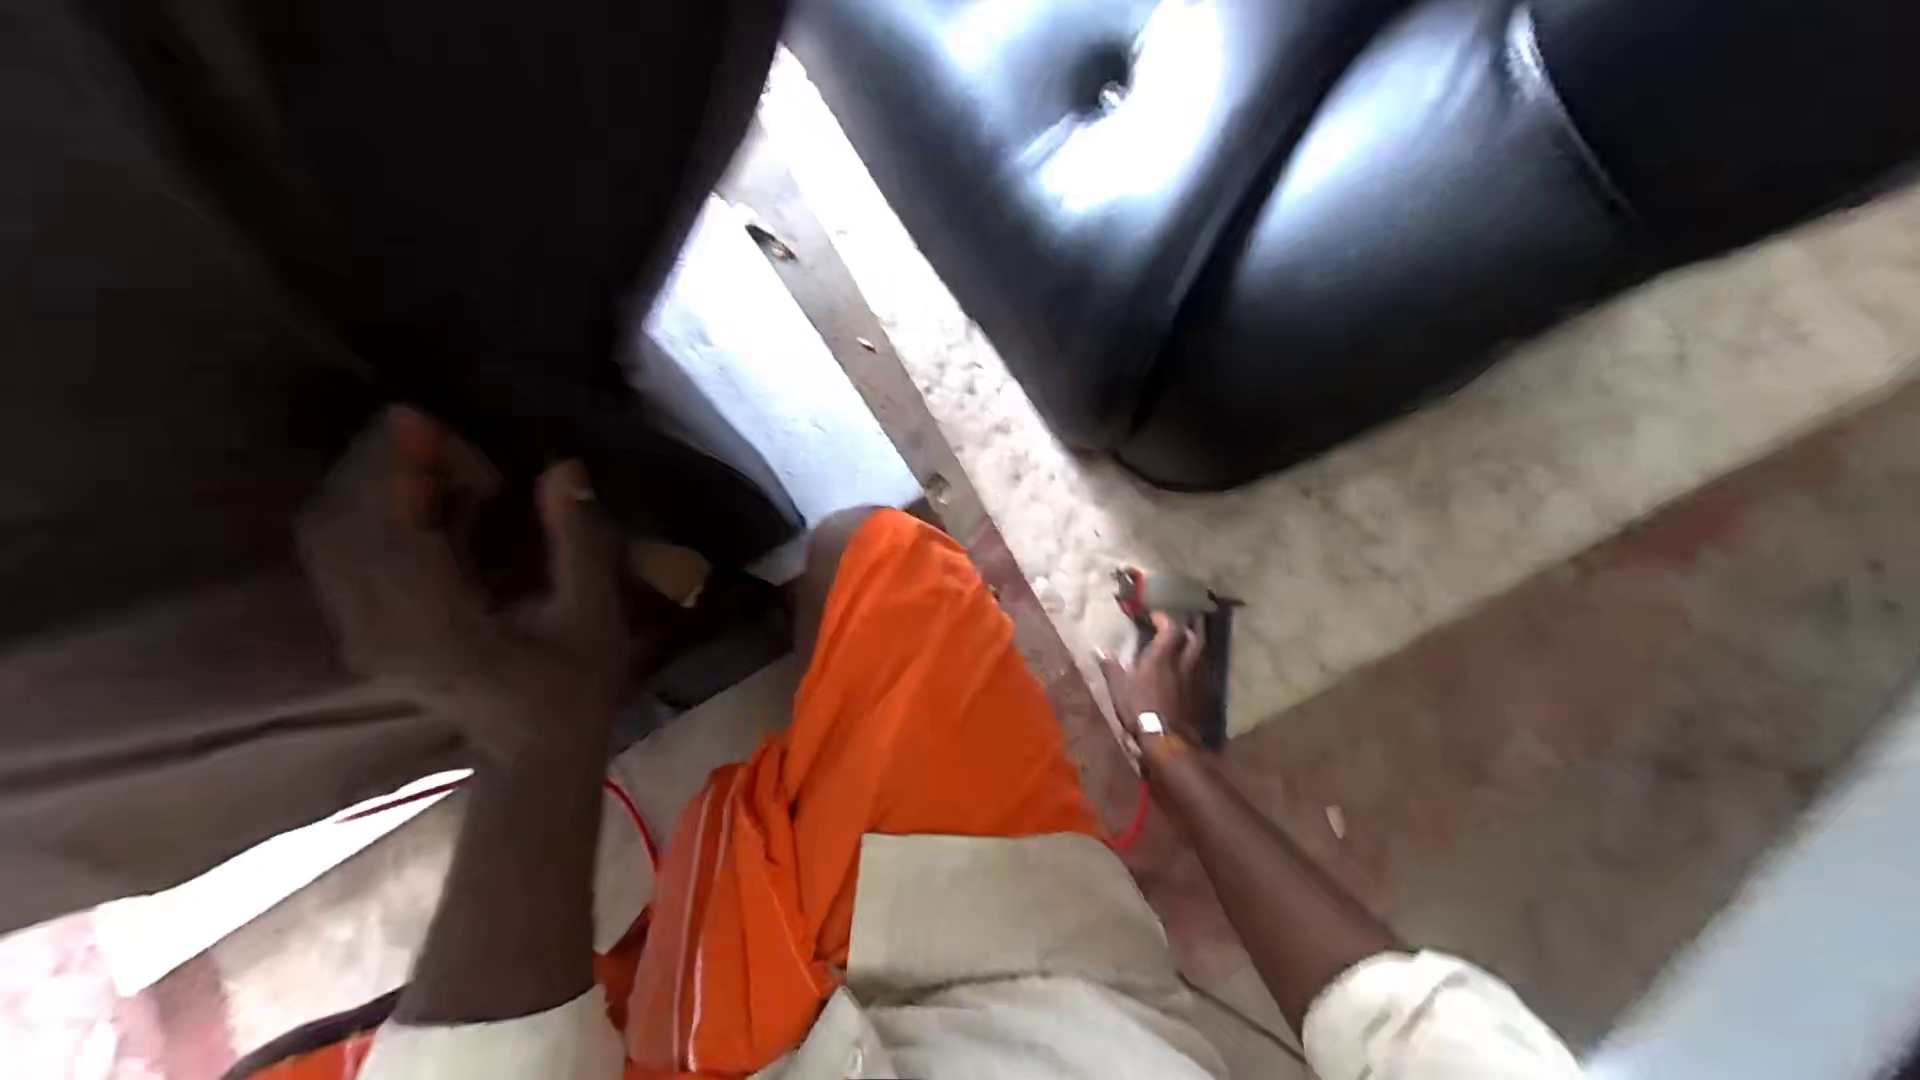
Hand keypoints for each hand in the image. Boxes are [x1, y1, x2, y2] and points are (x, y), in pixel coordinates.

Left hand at [299, 407, 627, 762]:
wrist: (536, 749)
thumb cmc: (576, 686)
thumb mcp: (593, 616)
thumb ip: (578, 543)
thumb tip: (564, 468)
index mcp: (437, 630)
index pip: (394, 535)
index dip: (399, 471)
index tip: (420, 420)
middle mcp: (378, 632)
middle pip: (343, 529)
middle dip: (377, 466)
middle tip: (428, 429)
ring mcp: (361, 636)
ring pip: (330, 539)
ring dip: (365, 483)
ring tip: (419, 451)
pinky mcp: (362, 633)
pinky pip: (340, 556)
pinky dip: (364, 510)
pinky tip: (407, 492)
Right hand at [1098, 613, 1206, 760]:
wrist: (1168, 740)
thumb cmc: (1140, 710)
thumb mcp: (1119, 689)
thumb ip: (1112, 669)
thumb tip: (1101, 653)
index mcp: (1162, 658)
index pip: (1171, 628)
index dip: (1164, 619)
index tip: (1155, 617)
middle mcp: (1183, 664)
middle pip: (1194, 638)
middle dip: (1186, 630)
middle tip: (1174, 630)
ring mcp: (1196, 680)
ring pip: (1201, 655)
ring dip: (1192, 649)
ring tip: (1181, 650)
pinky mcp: (1202, 695)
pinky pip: (1202, 673)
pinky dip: (1195, 668)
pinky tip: (1186, 675)